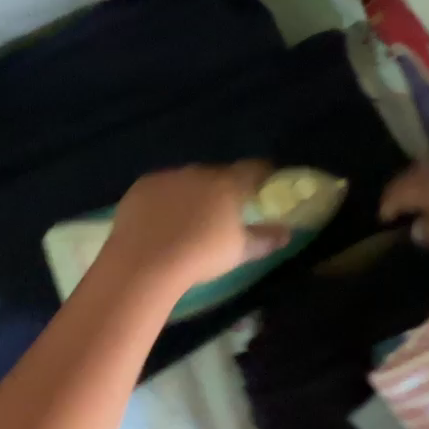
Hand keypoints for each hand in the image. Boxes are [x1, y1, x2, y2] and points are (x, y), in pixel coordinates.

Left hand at [99, 162, 291, 291]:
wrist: (145, 260)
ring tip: (190, 216)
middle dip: (224, 186)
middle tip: (225, 208)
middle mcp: (198, 172)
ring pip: (187, 179)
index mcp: (227, 184)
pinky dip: (166, 198)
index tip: (266, 184)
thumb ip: (266, 238)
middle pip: (218, 174)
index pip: (253, 168)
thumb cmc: (200, 256)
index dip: (262, 174)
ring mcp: (168, 176)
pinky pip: (161, 187)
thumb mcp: (239, 252)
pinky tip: (161, 219)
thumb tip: (286, 232)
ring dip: (193, 192)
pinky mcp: (142, 185)